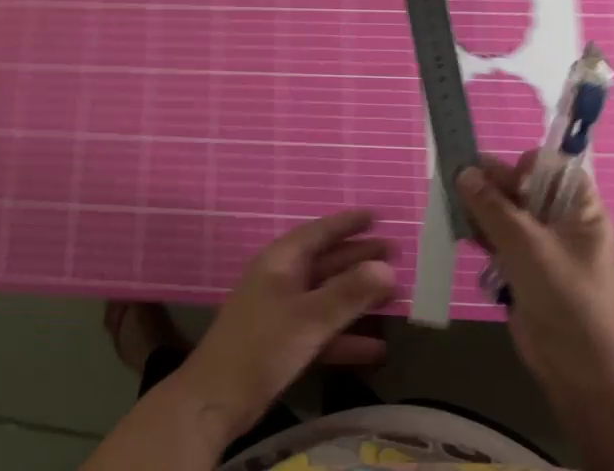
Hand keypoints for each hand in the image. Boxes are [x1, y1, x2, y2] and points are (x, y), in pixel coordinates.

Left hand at [178, 210, 395, 437]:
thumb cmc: (262, 345)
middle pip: (326, 262)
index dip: (346, 223)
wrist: (217, 398)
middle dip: (359, 257)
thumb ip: (349, 293)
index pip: (318, 233)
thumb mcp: (310, 317)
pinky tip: (378, 349)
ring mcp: (282, 313)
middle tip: (396, 251)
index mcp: (280, 262)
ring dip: (358, 296)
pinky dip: (347, 337)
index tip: (376, 216)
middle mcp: (281, 280)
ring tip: (395, 293)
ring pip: (327, 297)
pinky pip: (322, 332)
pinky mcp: (284, 344)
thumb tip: (387, 267)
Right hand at [458, 156, 613, 394]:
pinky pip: (502, 238)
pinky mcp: (526, 268)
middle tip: (458, 181)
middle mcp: (566, 223)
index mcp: (583, 212)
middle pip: (527, 189)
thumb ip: (492, 206)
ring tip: (454, 203)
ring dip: (483, 207)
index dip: (528, 167)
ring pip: (509, 213)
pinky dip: (483, 232)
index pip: (556, 169)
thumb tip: (463, 171)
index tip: (505, 181)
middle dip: (494, 184)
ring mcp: (545, 247)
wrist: (574, 365)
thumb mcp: (526, 245)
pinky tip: (460, 228)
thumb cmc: (562, 295)